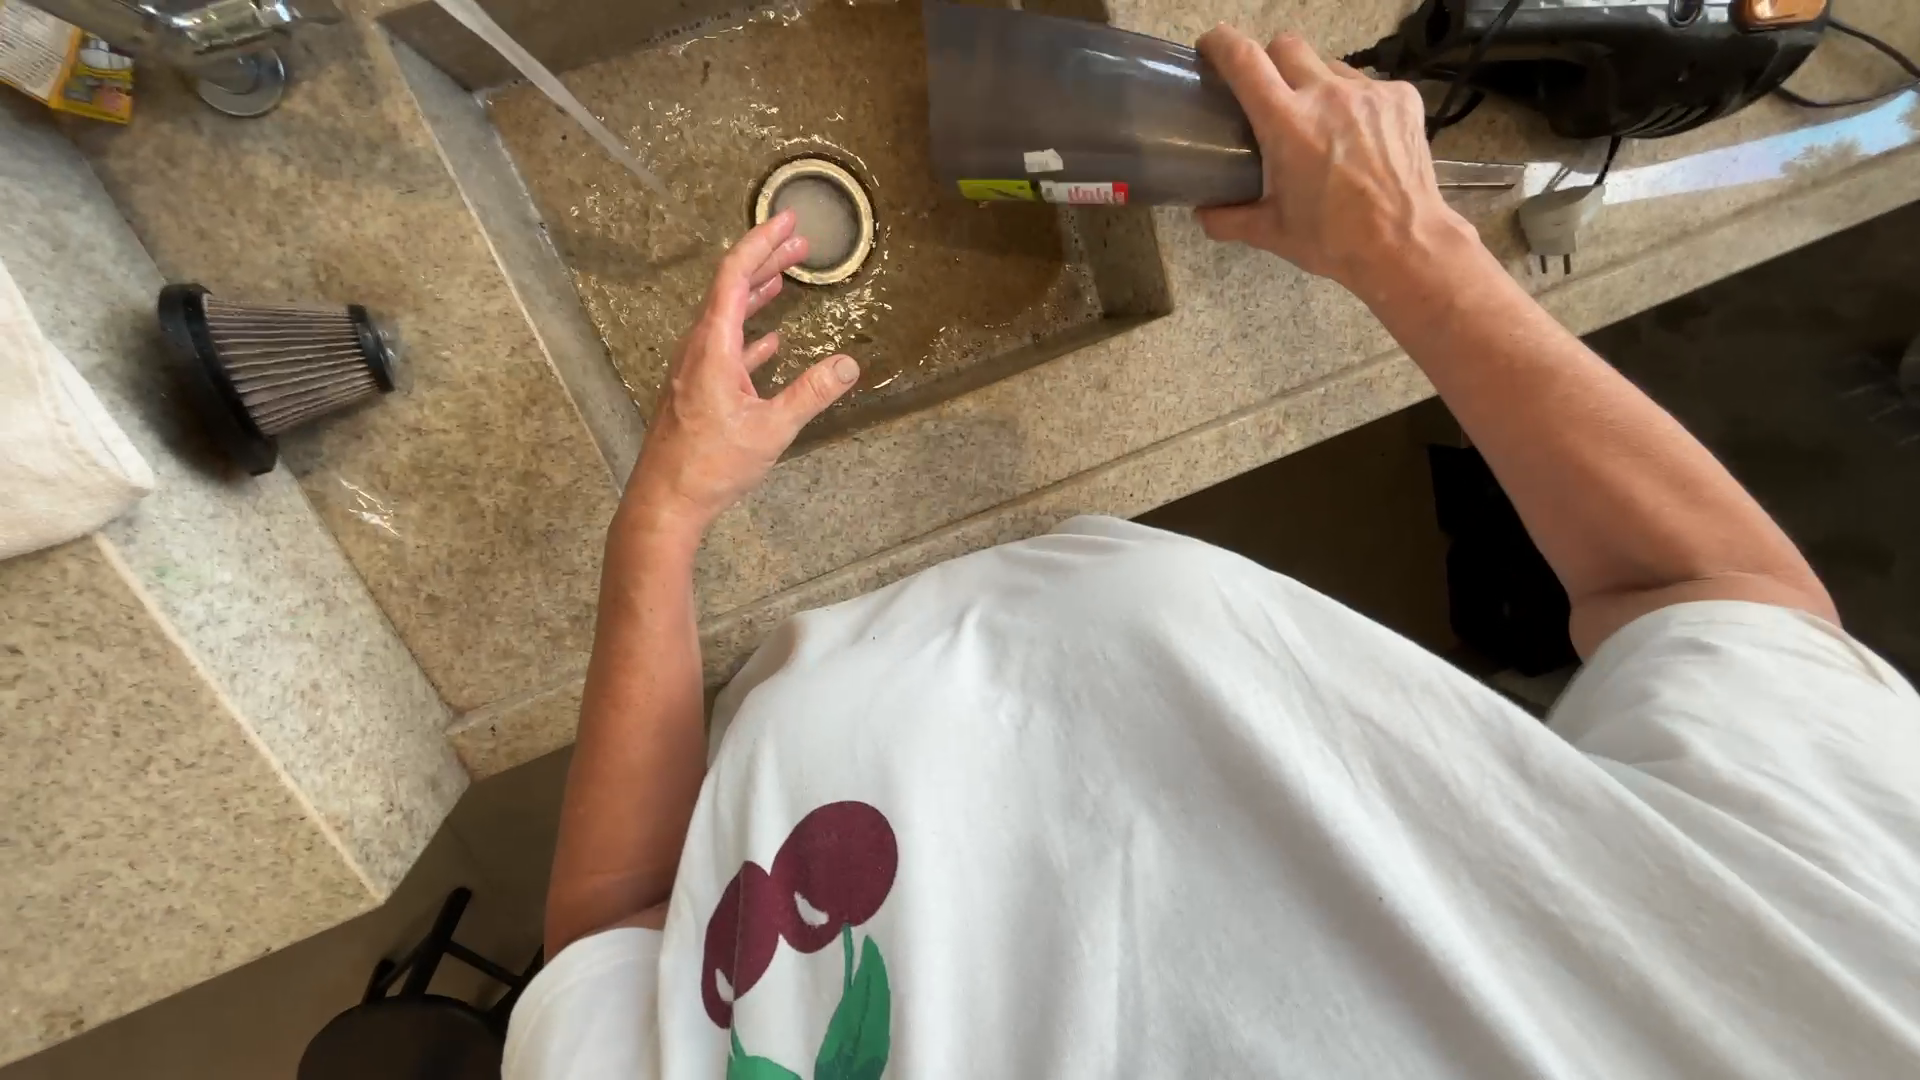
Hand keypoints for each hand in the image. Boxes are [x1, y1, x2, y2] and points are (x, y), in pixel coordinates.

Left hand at [618, 210, 859, 546]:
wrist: (666, 499)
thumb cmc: (712, 464)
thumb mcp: (771, 429)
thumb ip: (811, 394)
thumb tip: (850, 364)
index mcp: (713, 346)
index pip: (735, 276)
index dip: (762, 242)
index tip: (789, 220)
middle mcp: (700, 347)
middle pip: (732, 287)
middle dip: (765, 259)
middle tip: (798, 239)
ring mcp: (697, 367)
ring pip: (728, 315)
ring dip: (758, 293)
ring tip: (787, 276)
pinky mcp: (699, 388)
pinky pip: (726, 346)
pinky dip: (750, 333)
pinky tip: (771, 339)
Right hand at [1194, 27, 1480, 301]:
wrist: (1401, 244)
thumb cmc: (1331, 240)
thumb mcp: (1270, 233)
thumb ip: (1228, 219)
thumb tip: (1202, 213)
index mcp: (1287, 125)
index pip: (1246, 61)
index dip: (1222, 44)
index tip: (1211, 45)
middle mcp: (1327, 95)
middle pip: (1287, 46)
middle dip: (1268, 61)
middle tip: (1264, 92)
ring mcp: (1368, 92)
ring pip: (1328, 65)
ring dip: (1312, 83)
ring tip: (1314, 123)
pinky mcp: (1400, 97)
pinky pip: (1365, 85)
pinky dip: (1350, 103)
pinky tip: (1352, 138)